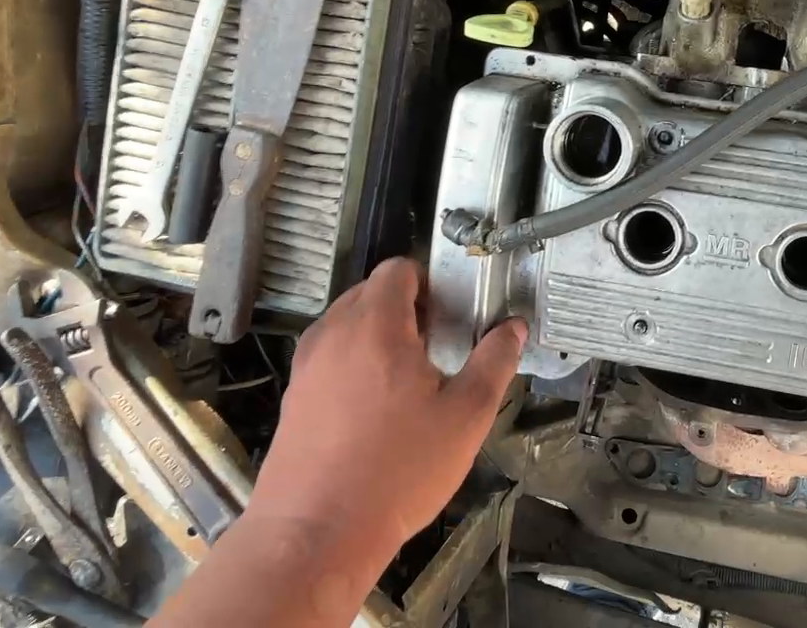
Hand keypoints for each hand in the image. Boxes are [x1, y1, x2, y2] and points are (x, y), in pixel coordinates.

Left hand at [246, 258, 524, 574]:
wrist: (314, 538)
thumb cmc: (398, 470)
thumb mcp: (466, 415)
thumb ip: (494, 361)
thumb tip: (513, 328)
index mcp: (375, 325)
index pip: (398, 269)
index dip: (430, 281)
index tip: (451, 314)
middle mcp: (333, 334)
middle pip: (371, 292)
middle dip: (407, 307)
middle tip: (438, 345)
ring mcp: (306, 367)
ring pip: (348, 325)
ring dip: (379, 334)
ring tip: (409, 377)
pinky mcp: (293, 399)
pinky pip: (330, 357)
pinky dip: (354, 362)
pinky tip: (377, 408)